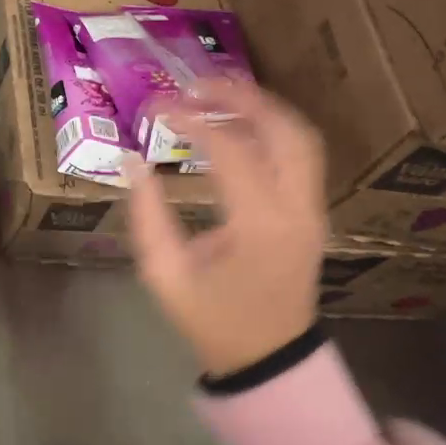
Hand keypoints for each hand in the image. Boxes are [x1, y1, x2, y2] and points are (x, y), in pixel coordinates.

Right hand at [123, 82, 328, 377]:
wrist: (269, 360)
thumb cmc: (211, 320)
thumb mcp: (164, 274)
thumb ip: (146, 215)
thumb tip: (132, 160)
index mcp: (259, 226)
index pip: (229, 150)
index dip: (189, 120)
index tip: (153, 109)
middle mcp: (297, 210)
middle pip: (283, 130)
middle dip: (240, 97)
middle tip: (193, 84)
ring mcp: (313, 210)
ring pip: (301, 137)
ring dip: (260, 108)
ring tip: (215, 95)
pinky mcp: (312, 213)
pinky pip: (300, 155)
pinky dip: (270, 128)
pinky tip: (236, 124)